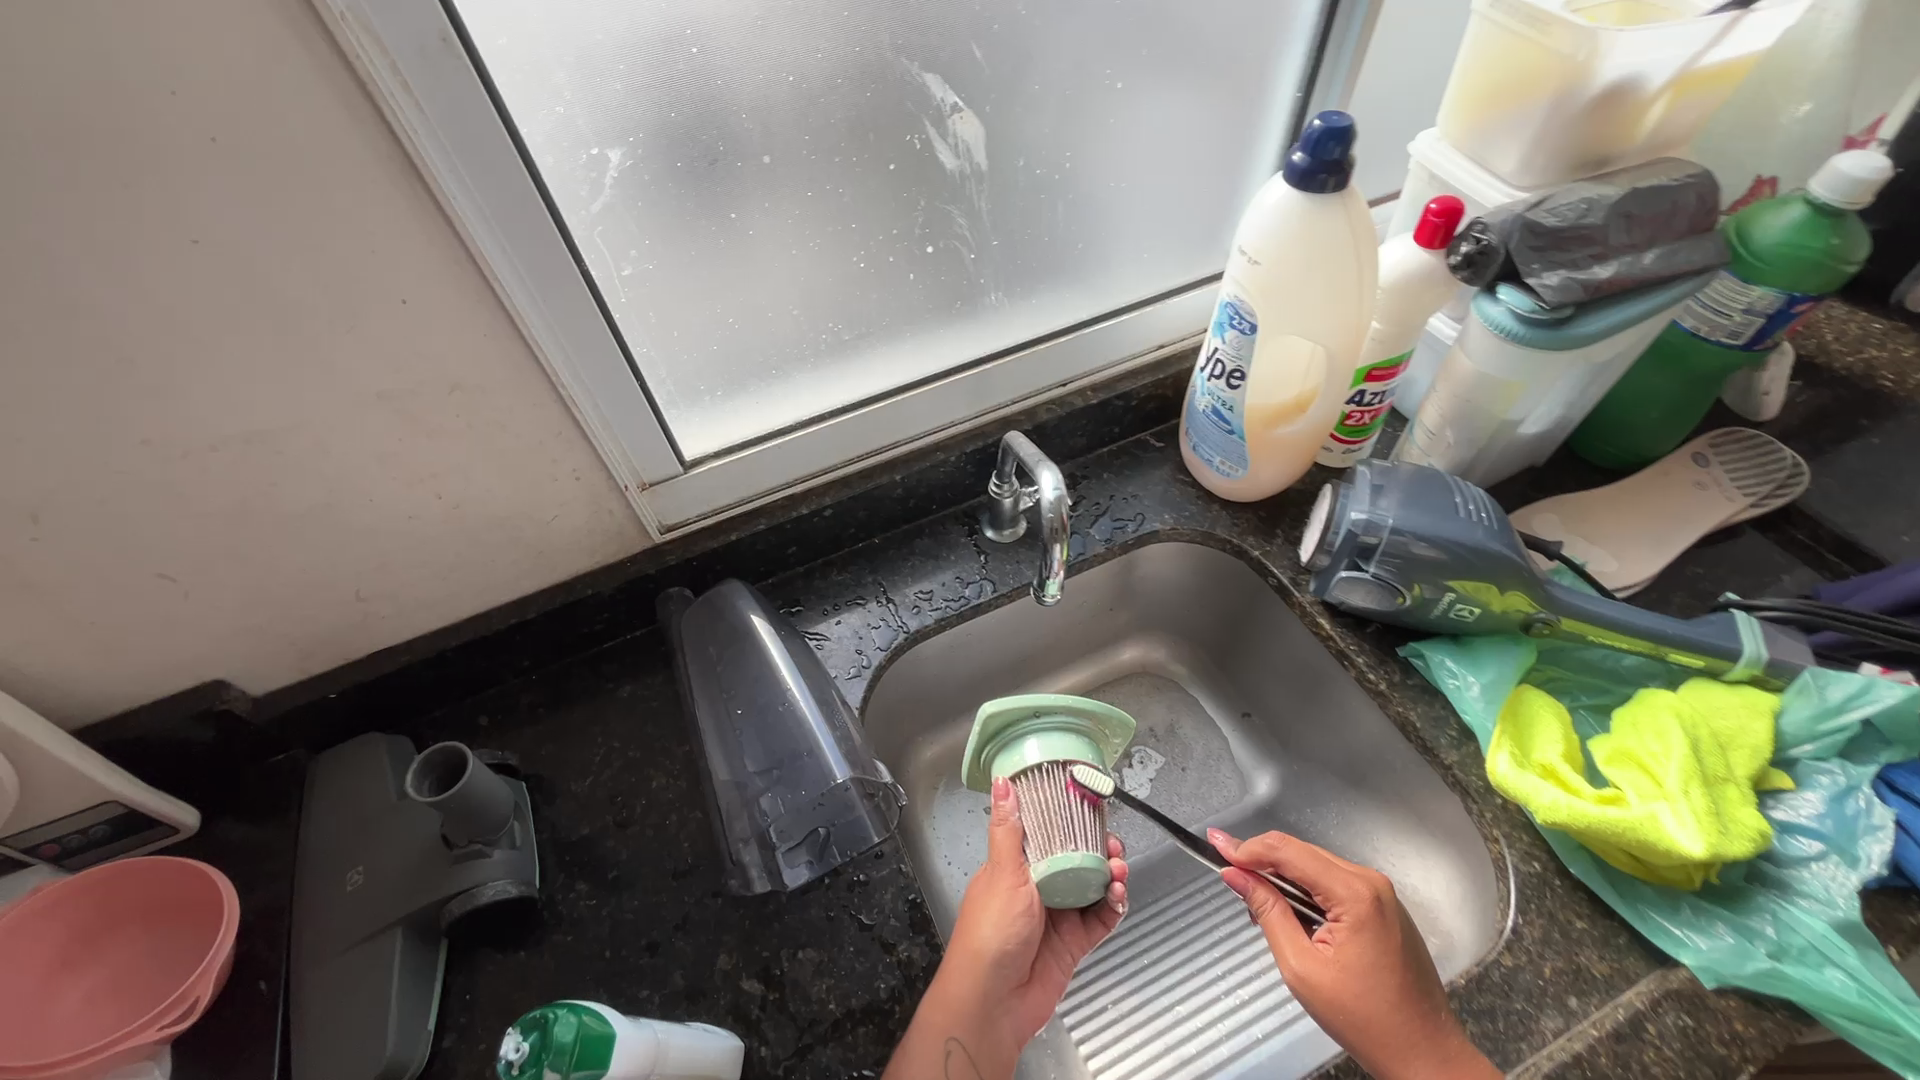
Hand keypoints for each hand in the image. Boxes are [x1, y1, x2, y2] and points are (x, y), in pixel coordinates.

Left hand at [947, 775, 1128, 1044]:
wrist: (994, 1002)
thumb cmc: (991, 932)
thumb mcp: (1002, 872)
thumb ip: (1009, 828)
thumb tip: (1001, 781)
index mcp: (1015, 866)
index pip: (1047, 834)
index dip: (1070, 821)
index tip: (1091, 808)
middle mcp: (1037, 888)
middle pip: (1075, 859)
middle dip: (1098, 849)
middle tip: (1114, 845)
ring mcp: (1057, 916)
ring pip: (1092, 886)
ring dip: (1109, 875)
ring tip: (1119, 870)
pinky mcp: (1073, 944)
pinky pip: (1100, 919)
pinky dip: (1113, 907)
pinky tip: (1118, 897)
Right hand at [1210, 829, 1497, 1079]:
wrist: (1424, 1054)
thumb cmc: (1364, 1019)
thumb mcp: (1300, 966)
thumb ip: (1266, 911)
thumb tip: (1234, 874)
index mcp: (1354, 893)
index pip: (1287, 850)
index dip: (1246, 848)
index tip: (1214, 848)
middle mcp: (1370, 882)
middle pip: (1300, 851)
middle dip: (1260, 860)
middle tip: (1227, 875)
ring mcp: (1380, 893)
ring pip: (1314, 864)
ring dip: (1281, 877)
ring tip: (1257, 904)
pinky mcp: (1382, 906)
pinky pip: (1332, 881)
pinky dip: (1304, 890)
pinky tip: (1289, 913)